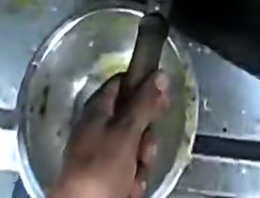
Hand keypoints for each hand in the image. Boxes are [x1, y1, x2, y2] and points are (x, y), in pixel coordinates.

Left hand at [50, 71, 169, 197]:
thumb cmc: (101, 167)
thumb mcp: (126, 131)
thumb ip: (144, 103)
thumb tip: (161, 73)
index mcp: (97, 109)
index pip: (122, 83)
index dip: (142, 85)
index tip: (162, 94)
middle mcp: (99, 128)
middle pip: (133, 120)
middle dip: (146, 136)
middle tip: (146, 148)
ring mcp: (103, 156)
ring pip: (135, 149)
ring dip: (141, 163)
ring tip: (136, 176)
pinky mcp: (108, 180)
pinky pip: (130, 172)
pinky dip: (134, 181)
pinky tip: (130, 190)